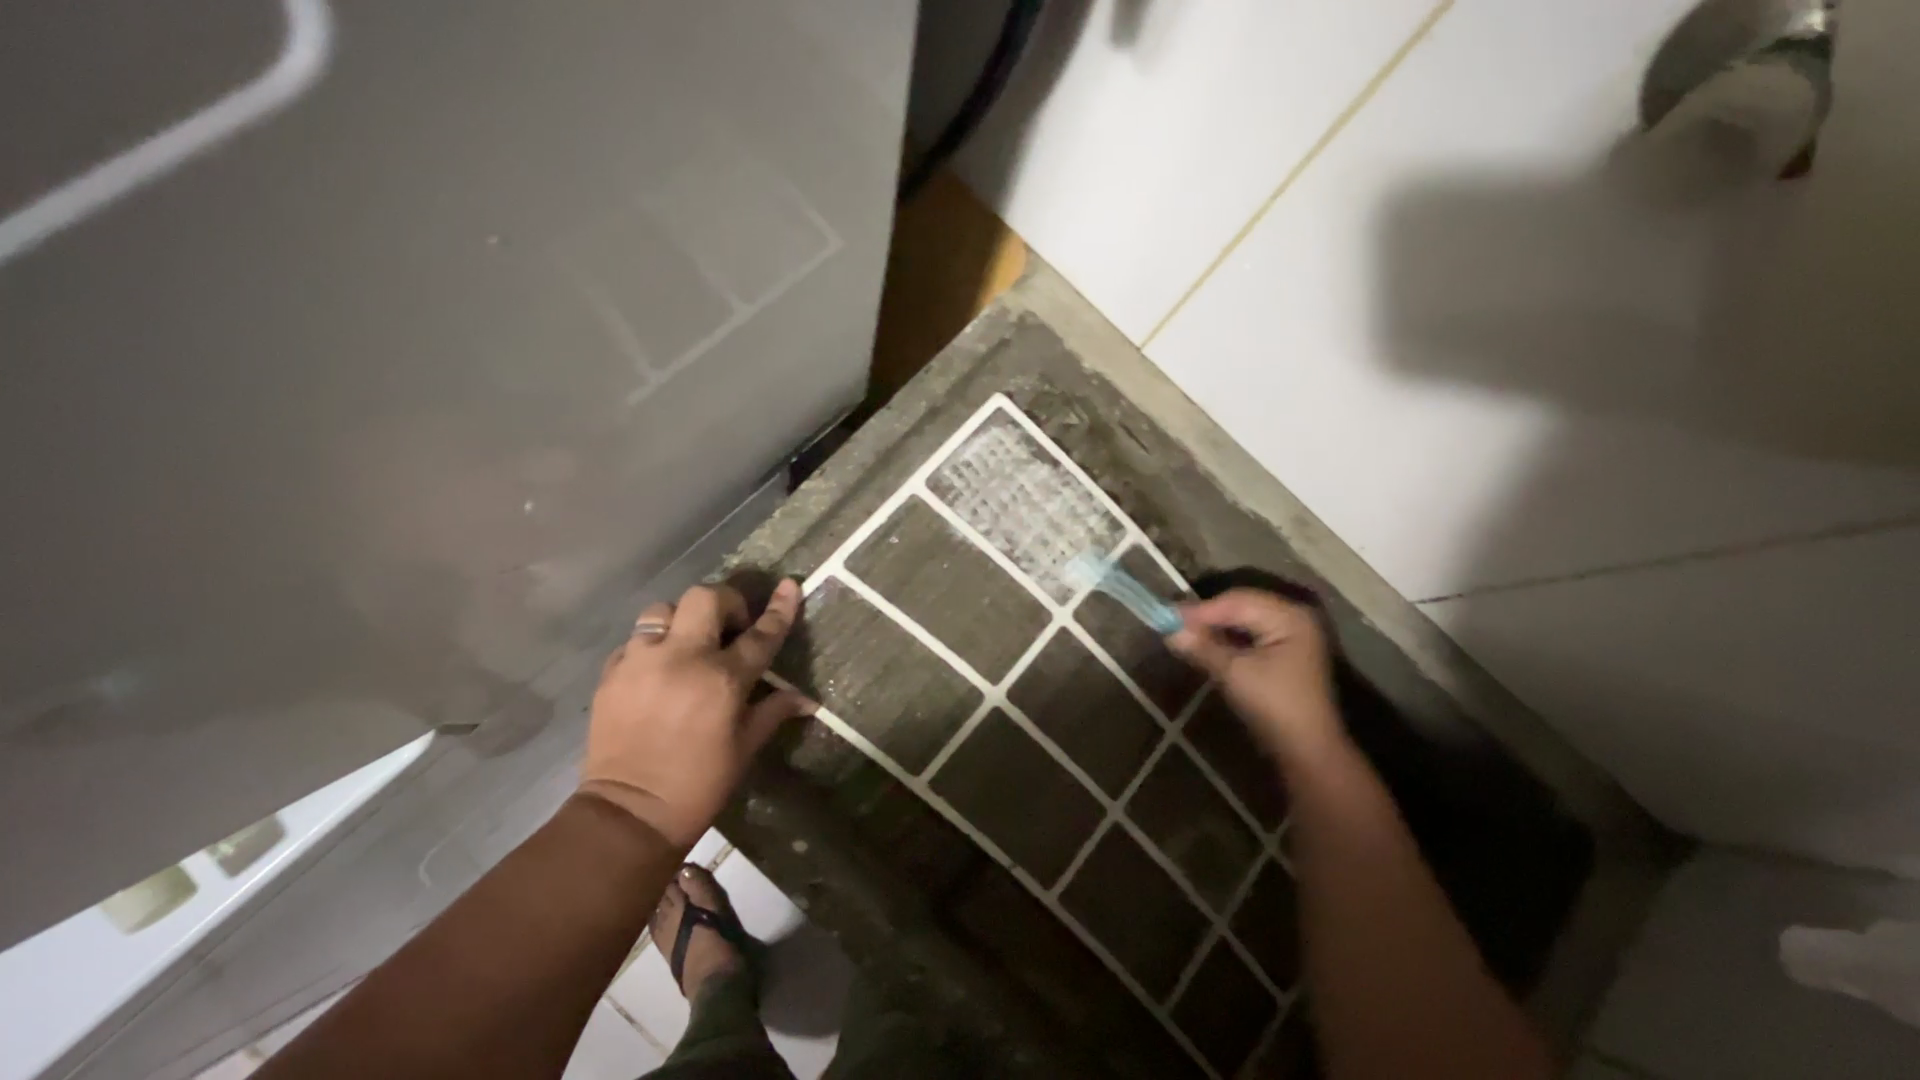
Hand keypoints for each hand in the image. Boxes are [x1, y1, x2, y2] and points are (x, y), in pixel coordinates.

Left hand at [578, 579, 811, 848]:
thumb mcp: (745, 748)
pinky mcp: (611, 673)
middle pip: (704, 598)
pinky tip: (657, 671)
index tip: (789, 585)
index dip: (779, 608)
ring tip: (687, 646)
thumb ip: (772, 711)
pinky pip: (635, 641)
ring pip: (663, 610)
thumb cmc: (699, 784)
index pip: (759, 633)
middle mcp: (681, 658)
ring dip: (682, 621)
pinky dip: (651, 647)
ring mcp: (641, 662)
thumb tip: (807, 699)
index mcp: (722, 679)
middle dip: (724, 602)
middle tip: (730, 627)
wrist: (630, 813)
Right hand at [1167, 589, 1342, 762]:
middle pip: (1242, 606)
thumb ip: (1202, 647)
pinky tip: (1206, 645)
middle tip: (1173, 624)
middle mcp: (1294, 617)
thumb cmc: (1274, 706)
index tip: (1167, 617)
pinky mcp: (1285, 653)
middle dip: (1207, 616)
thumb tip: (1169, 630)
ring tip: (1185, 634)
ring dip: (1216, 627)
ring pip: (1245, 620)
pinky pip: (1251, 635)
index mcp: (1289, 616)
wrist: (1307, 749)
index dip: (1201, 609)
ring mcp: (1292, 635)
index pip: (1237, 601)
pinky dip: (1228, 639)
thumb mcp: (1234, 673)